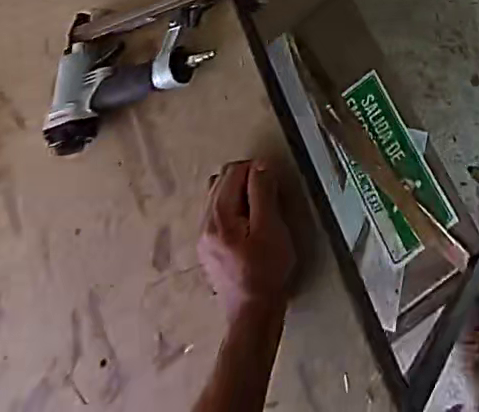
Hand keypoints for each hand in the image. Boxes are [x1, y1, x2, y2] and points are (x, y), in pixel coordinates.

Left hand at [198, 160, 295, 320]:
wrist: (253, 313)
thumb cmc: (266, 270)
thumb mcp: (271, 227)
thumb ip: (262, 193)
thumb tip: (259, 166)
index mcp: (218, 218)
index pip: (233, 172)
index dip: (256, 170)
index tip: (274, 184)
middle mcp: (204, 225)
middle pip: (221, 181)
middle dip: (247, 178)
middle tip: (270, 194)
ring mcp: (204, 238)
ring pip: (217, 195)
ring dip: (240, 192)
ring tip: (262, 207)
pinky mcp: (209, 248)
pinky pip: (218, 212)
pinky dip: (234, 206)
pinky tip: (250, 222)